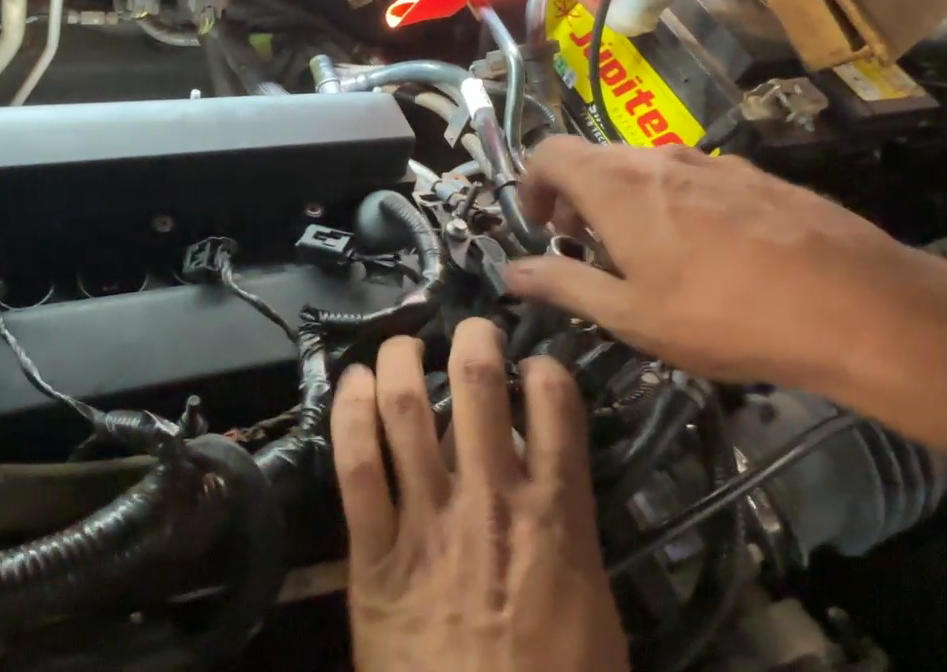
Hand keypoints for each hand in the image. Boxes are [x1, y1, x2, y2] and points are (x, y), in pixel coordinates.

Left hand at [330, 317, 626, 671]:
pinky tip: (354, 382)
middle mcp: (488, 501)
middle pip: (477, 390)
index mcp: (555, 519)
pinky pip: (356, 466)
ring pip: (408, 412)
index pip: (556, 410)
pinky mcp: (372, 552)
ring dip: (404, 362)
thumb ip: (573, 542)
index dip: (546, 371)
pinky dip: (351, 414)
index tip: (535, 363)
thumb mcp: (595, 618)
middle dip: (473, 341)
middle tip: (470, 328)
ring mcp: (425, 521)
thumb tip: (550, 490)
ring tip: (404, 342)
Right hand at [502, 136, 946, 394]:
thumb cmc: (724, 314)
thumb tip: (511, 270)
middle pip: (595, 159)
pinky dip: (673, 204)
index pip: (548, 153)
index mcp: (617, 185)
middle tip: (587, 250)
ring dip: (625, 202)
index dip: (531, 184)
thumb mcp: (630, 314)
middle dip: (577, 199)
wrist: (861, 307)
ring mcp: (714, 163)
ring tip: (645, 257)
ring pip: (646, 169)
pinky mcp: (758, 178)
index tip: (541, 228)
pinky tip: (707, 256)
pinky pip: (693, 180)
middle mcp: (659, 159)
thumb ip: (564, 284)